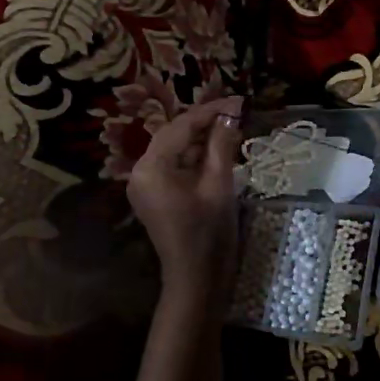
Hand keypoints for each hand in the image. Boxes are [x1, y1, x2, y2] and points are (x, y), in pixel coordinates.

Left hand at [128, 97, 243, 298]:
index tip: (240, 101)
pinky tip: (216, 153)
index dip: (211, 111)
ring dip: (200, 140)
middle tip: (237, 113)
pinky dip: (193, 158)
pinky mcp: (153, 197)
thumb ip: (222, 145)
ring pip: (173, 150)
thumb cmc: (208, 234)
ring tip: (232, 130)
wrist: (195, 279)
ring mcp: (144, 185)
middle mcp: (140, 172)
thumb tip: (231, 113)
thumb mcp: (219, 185)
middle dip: (204, 123)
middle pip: (173, 135)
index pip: (181, 126)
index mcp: (151, 167)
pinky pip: (172, 167)